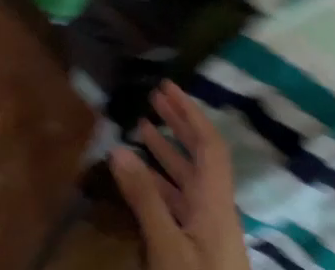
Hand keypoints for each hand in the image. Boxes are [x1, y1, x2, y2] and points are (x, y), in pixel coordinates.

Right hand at [108, 81, 248, 269]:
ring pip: (189, 180)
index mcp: (216, 206)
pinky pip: (180, 201)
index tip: (167, 86)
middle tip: (153, 96)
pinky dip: (160, 181)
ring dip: (167, 151)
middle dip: (179, 125)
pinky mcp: (196, 248)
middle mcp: (216, 212)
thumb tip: (118, 147)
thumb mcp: (167, 247)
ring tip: (141, 126)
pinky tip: (140, 176)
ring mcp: (207, 232)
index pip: (210, 148)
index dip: (191, 114)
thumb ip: (144, 198)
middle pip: (202, 159)